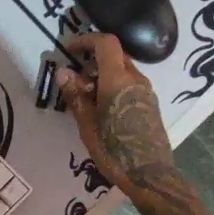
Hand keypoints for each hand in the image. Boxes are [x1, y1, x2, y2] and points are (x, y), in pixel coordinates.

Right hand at [55, 33, 177, 201]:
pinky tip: (102, 109)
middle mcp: (136, 79)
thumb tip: (63, 71)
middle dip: (93, 60)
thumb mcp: (87, 125)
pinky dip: (114, 86)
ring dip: (103, 75)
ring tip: (86, 98)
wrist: (149, 174)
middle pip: (115, 56)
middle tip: (75, 78)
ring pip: (123, 71)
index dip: (86, 40)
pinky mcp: (150, 105)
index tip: (70, 50)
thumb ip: (76, 95)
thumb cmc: (113, 150)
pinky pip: (130, 85)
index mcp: (118, 79)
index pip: (106, 43)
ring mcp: (146, 92)